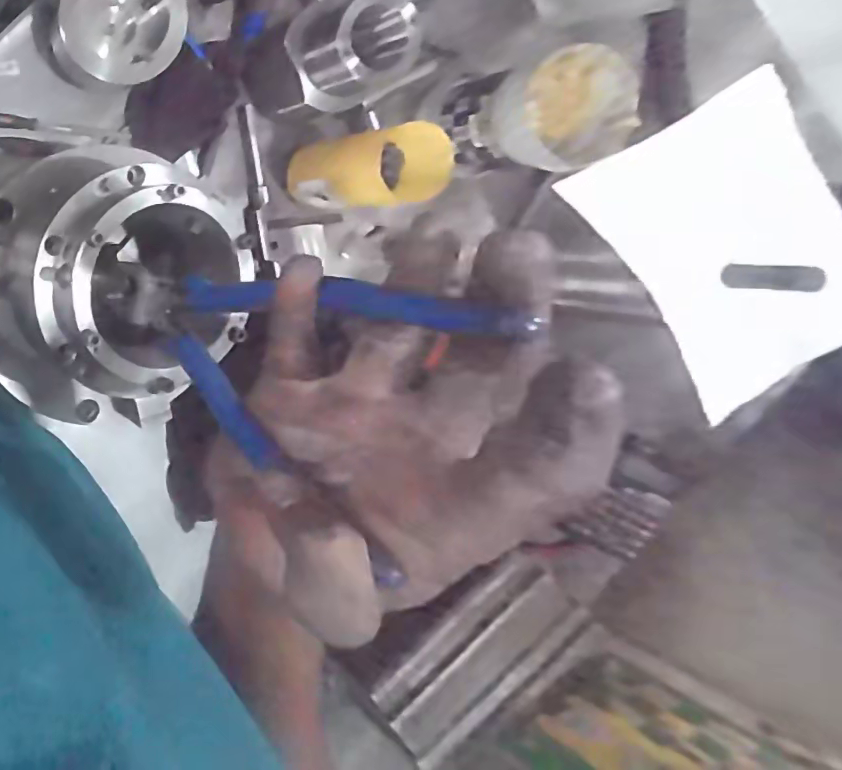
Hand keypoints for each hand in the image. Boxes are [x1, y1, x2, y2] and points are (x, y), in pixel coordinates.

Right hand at [198, 226, 625, 645]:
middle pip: (480, 371)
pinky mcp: (288, 390)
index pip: (539, 466)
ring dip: (412, 286)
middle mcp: (421, 437)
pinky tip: (300, 269)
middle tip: (515, 248)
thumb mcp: (333, 605)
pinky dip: (296, 308)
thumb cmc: (318, 584)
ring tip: (433, 236)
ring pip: (394, 336)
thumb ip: (335, 578)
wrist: (255, 546)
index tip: (586, 375)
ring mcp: (352, 403)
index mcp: (461, 502)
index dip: (571, 428)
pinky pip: (294, 342)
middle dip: (504, 312)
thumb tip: (323, 523)